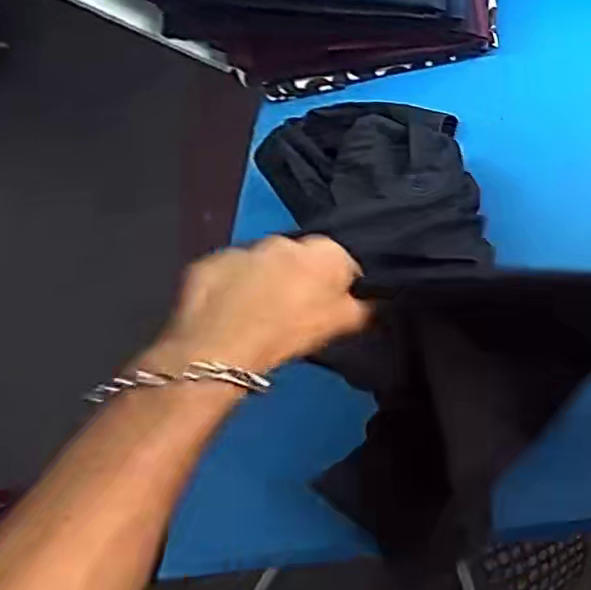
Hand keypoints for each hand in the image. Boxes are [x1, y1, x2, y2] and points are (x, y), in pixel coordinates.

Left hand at [156, 236, 368, 373]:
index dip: (340, 283)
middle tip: (297, 306)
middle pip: (302, 258)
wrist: (221, 349)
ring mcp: (244, 249)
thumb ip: (371, 306)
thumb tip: (382, 300)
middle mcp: (287, 240)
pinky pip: (229, 270)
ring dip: (267, 276)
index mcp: (327, 250)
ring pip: (264, 262)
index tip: (332, 303)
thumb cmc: (293, 330)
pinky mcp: (208, 262)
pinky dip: (232, 283)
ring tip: (261, 307)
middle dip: (302, 275)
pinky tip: (231, 307)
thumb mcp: (349, 322)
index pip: (344, 262)